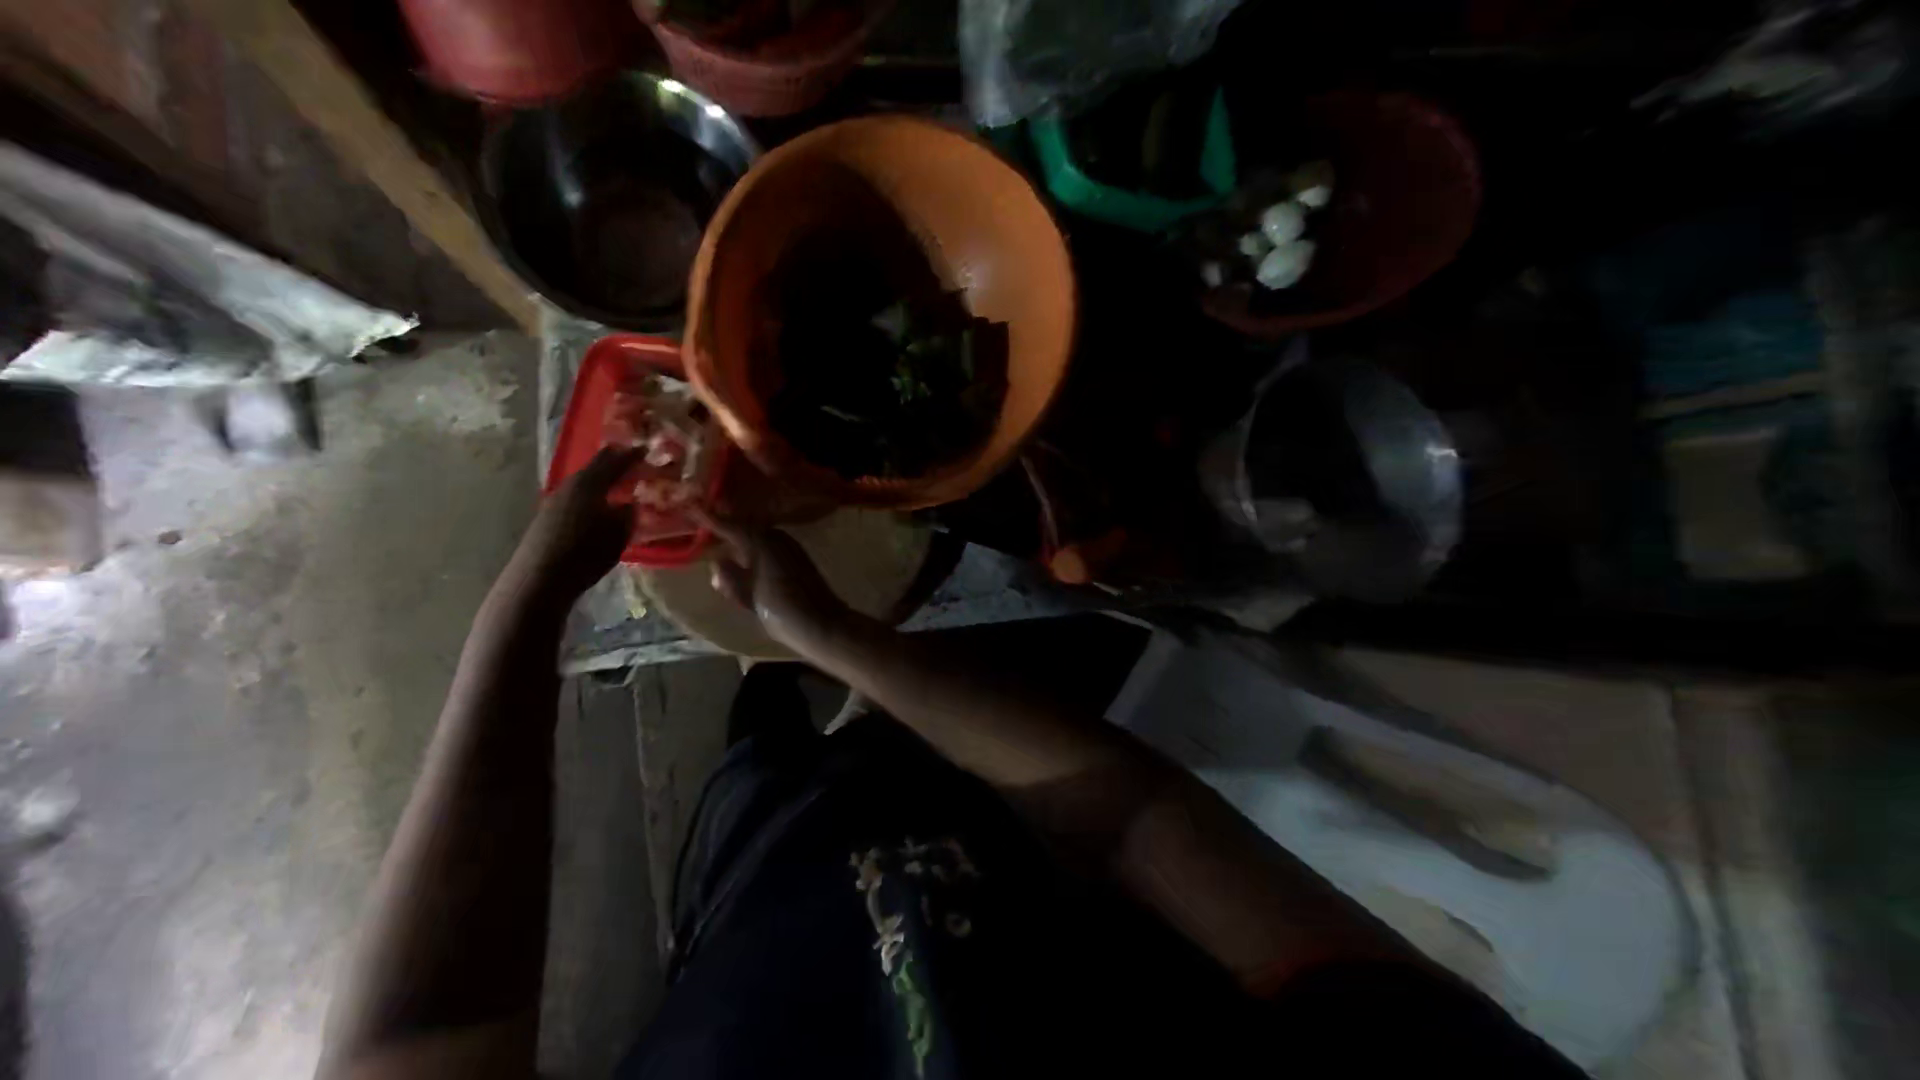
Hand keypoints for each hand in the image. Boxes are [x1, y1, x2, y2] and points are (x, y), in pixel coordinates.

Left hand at [507, 446, 642, 602]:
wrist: (540, 578)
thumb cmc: (586, 552)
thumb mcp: (619, 532)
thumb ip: (628, 513)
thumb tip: (630, 503)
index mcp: (589, 482)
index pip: (614, 459)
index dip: (632, 454)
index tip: (647, 450)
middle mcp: (570, 485)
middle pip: (595, 467)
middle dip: (615, 464)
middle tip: (634, 464)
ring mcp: (555, 501)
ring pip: (585, 483)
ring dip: (603, 482)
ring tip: (620, 486)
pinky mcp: (549, 518)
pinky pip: (577, 498)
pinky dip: (593, 496)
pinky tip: (599, 508)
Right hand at [698, 512, 855, 656]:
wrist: (822, 625)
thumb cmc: (782, 610)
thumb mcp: (749, 595)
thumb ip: (731, 577)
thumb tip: (719, 561)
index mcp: (761, 542)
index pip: (729, 525)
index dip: (708, 517)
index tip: (689, 507)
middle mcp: (776, 539)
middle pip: (745, 528)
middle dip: (725, 526)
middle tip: (702, 523)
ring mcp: (790, 549)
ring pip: (758, 537)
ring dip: (741, 538)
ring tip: (720, 539)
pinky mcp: (799, 561)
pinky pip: (769, 547)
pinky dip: (755, 550)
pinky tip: (745, 559)